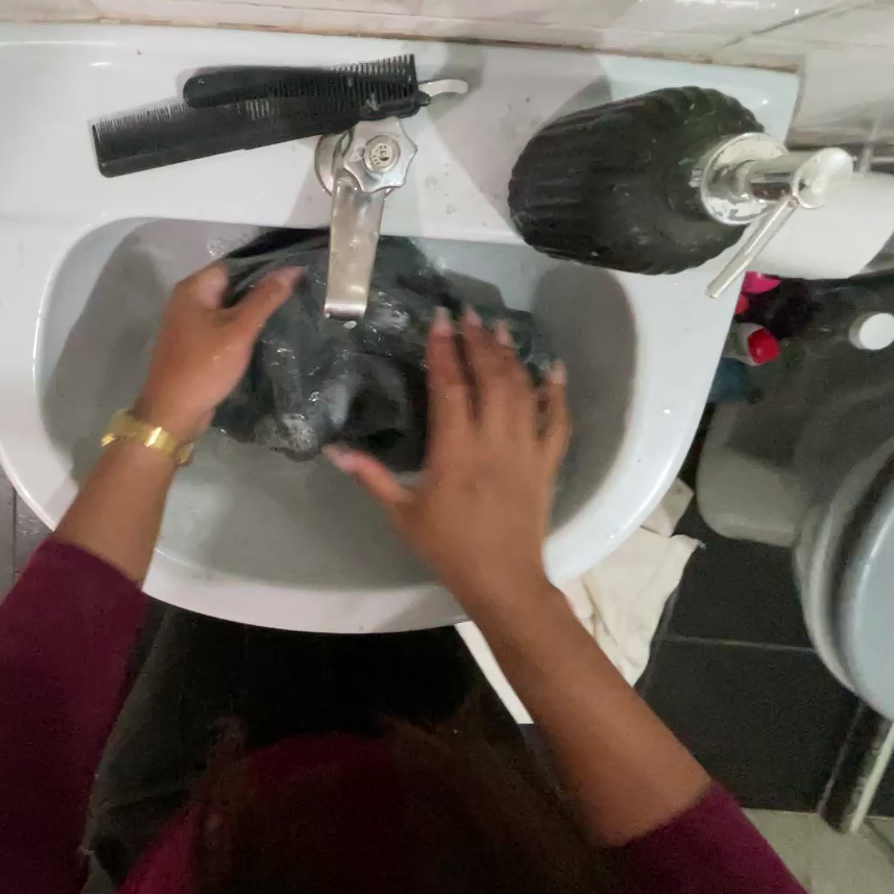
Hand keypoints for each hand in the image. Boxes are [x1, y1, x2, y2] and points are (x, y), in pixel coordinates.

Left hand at [134, 262, 299, 441]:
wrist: (173, 412)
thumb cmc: (204, 367)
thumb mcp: (239, 331)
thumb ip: (265, 299)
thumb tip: (292, 270)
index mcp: (193, 288)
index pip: (234, 264)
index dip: (264, 267)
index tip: (295, 272)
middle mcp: (188, 300)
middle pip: (231, 285)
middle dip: (261, 289)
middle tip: (298, 292)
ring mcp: (191, 324)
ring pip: (229, 308)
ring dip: (253, 311)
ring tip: (289, 310)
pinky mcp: (196, 345)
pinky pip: (223, 327)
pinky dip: (242, 329)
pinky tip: (266, 333)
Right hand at [326, 307, 570, 618]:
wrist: (502, 581)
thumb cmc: (447, 548)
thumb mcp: (402, 514)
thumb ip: (371, 477)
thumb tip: (335, 450)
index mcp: (455, 452)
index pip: (451, 389)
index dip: (444, 351)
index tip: (439, 320)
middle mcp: (494, 442)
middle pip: (491, 380)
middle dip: (479, 342)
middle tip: (468, 312)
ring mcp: (526, 451)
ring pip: (523, 392)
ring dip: (511, 357)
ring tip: (498, 328)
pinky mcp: (547, 464)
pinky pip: (558, 422)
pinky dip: (557, 392)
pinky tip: (553, 367)